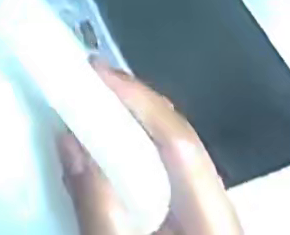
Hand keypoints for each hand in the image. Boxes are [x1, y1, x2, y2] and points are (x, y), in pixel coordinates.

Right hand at [58, 64, 240, 234]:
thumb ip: (99, 210)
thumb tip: (68, 137)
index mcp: (217, 227)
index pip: (180, 143)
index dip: (135, 98)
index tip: (89, 69)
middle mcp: (221, 222)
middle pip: (178, 147)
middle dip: (128, 108)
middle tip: (79, 81)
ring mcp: (208, 230)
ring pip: (170, 166)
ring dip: (126, 132)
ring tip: (84, 107)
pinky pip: (162, 189)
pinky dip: (129, 164)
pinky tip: (100, 159)